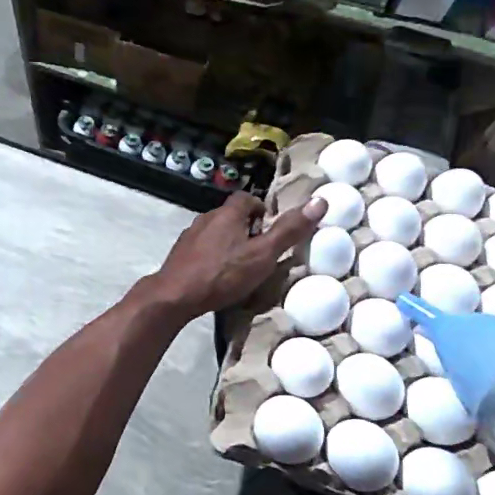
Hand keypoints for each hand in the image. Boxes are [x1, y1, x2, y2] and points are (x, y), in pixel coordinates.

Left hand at [142, 192, 323, 321]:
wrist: (174, 295)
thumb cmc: (222, 274)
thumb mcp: (262, 255)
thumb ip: (288, 231)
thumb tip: (320, 201)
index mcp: (227, 214)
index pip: (246, 198)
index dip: (260, 209)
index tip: (270, 228)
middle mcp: (206, 218)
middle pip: (230, 215)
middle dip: (245, 227)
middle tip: (259, 249)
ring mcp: (189, 236)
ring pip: (214, 232)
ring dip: (228, 242)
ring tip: (240, 264)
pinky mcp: (179, 255)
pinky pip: (201, 249)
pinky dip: (212, 256)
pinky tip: (217, 275)